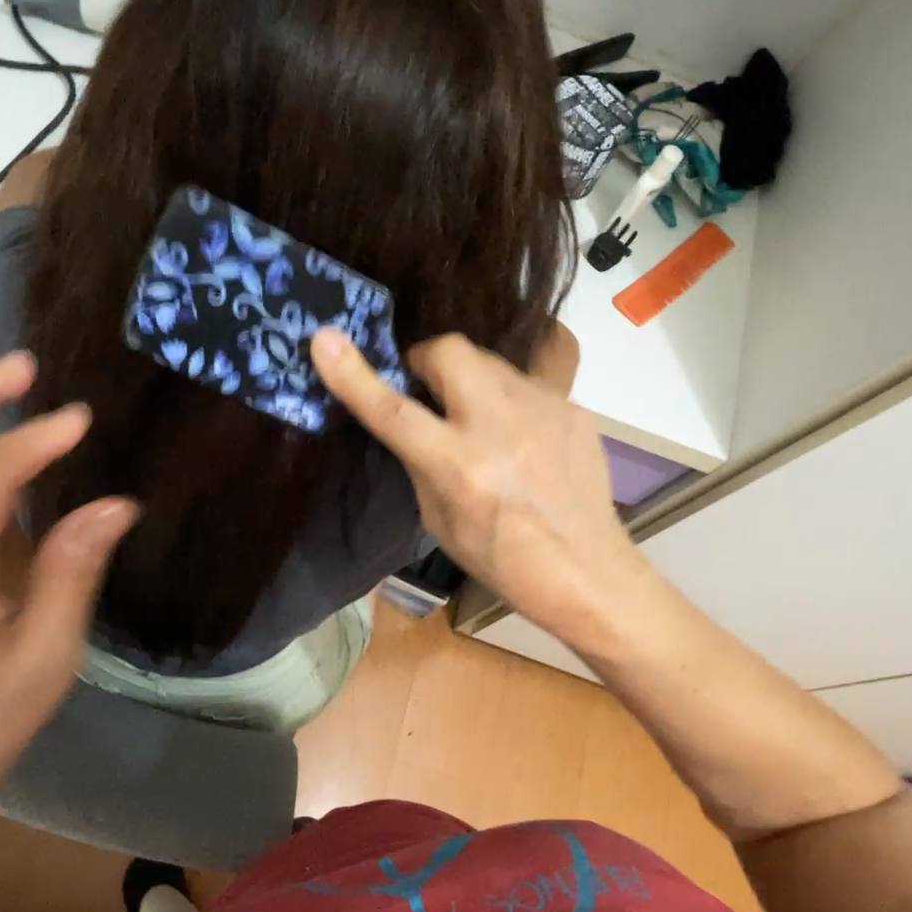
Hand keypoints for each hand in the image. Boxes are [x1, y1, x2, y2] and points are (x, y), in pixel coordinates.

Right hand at [312, 328, 639, 637]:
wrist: (588, 571)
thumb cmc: (501, 559)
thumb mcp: (440, 522)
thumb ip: (420, 463)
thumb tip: (408, 419)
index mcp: (461, 469)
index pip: (394, 412)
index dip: (354, 375)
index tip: (324, 340)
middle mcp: (501, 428)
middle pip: (450, 352)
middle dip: (426, 358)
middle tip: (425, 388)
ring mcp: (544, 411)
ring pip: (489, 361)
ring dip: (468, 380)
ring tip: (477, 419)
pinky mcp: (573, 408)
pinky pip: (524, 384)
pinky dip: (506, 401)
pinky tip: (518, 438)